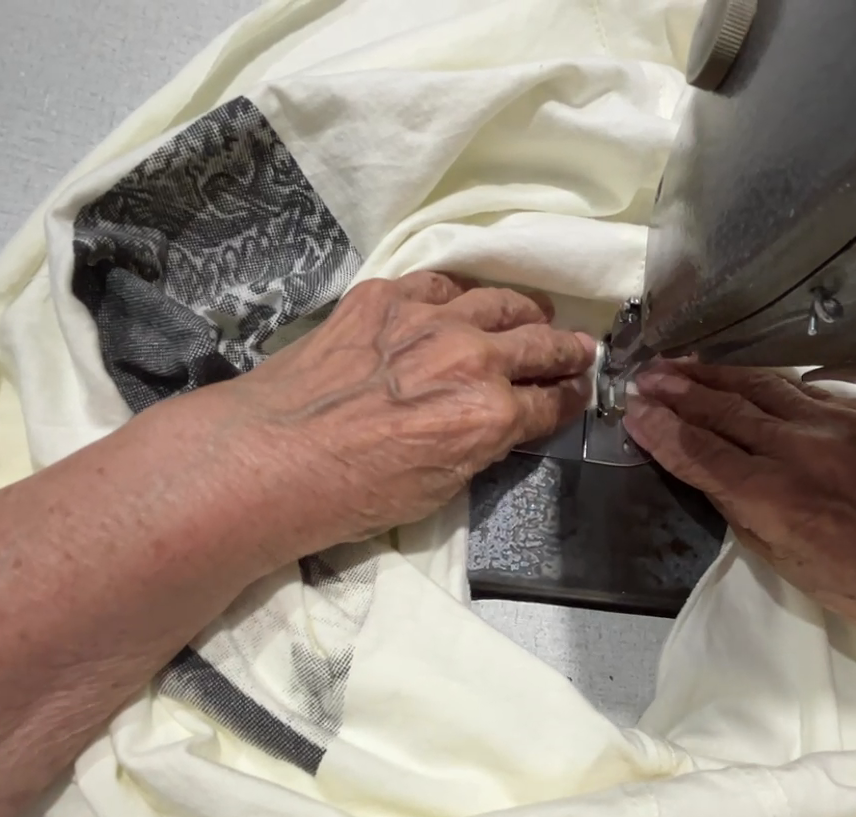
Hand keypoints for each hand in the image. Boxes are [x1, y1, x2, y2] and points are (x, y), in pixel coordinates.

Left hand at [210, 272, 594, 556]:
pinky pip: (441, 283)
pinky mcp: (385, 295)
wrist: (274, 455)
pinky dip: (463, 294)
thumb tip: (496, 422)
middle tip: (581, 350)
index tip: (578, 392)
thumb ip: (479, 445)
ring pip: (499, 301)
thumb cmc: (356, 494)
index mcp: (490, 415)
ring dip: (526, 311)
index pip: (549, 402)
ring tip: (536, 315)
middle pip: (539, 345)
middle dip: (568, 351)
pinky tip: (466, 300)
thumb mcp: (439, 487)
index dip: (569, 399)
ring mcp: (429, 319)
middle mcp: (471, 358)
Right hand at [623, 361, 855, 653]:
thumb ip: (737, 506)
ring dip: (715, 374)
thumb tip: (706, 469)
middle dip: (679, 390)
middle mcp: (803, 449)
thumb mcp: (777, 559)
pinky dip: (765, 383)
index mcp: (774, 497)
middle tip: (644, 375)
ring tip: (679, 364)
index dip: (661, 429)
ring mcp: (839, 423)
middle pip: (726, 408)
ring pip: (763, 387)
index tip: (632, 410)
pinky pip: (804, 390)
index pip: (701, 451)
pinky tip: (745, 378)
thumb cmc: (855, 585)